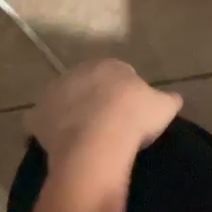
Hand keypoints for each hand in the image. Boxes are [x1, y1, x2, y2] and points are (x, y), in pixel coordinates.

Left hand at [26, 60, 182, 181]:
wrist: (98, 140)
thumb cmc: (134, 117)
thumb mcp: (164, 106)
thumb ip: (169, 98)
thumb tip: (175, 97)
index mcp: (109, 65)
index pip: (118, 74)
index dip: (124, 94)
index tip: (130, 113)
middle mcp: (77, 72)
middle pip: (87, 85)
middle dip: (94, 100)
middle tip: (107, 125)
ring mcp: (53, 93)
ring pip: (62, 101)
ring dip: (69, 113)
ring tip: (83, 138)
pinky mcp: (36, 116)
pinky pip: (40, 123)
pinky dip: (46, 131)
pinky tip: (58, 145)